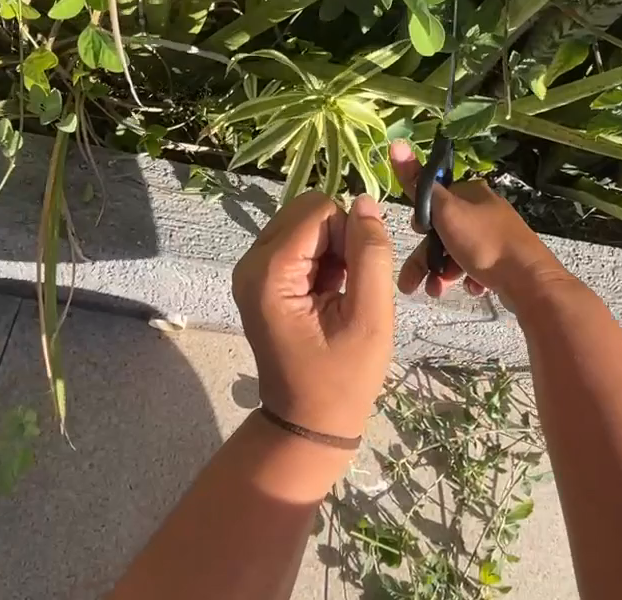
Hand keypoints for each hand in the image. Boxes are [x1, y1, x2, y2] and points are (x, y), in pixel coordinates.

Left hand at [232, 190, 395, 439]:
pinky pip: (297, 240)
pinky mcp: (260, 276)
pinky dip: (320, 258)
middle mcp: (251, 262)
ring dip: (331, 248)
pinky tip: (328, 292)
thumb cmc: (343, 378)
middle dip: (338, 238)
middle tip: (347, 286)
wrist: (309, 421)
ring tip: (338, 293)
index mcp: (269, 273)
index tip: (356, 278)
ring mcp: (251, 269)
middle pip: (306, 211)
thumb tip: (365, 201)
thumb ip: (370, 254)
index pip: (318, 210)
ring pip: (304, 222)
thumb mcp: (370, 318)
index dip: (348, 234)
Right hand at [390, 140, 569, 306]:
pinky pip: (476, 267)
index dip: (421, 221)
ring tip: (437, 292)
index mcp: (471, 192)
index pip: (435, 201)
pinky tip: (471, 288)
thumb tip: (396, 144)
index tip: (415, 238)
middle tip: (413, 281)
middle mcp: (484, 210)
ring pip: (457, 252)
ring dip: (442, 273)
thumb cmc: (483, 242)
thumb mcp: (445, 211)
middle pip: (444, 231)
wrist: (529, 280)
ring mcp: (496, 236)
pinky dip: (467, 278)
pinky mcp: (504, 260)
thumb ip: (419, 184)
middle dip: (426, 258)